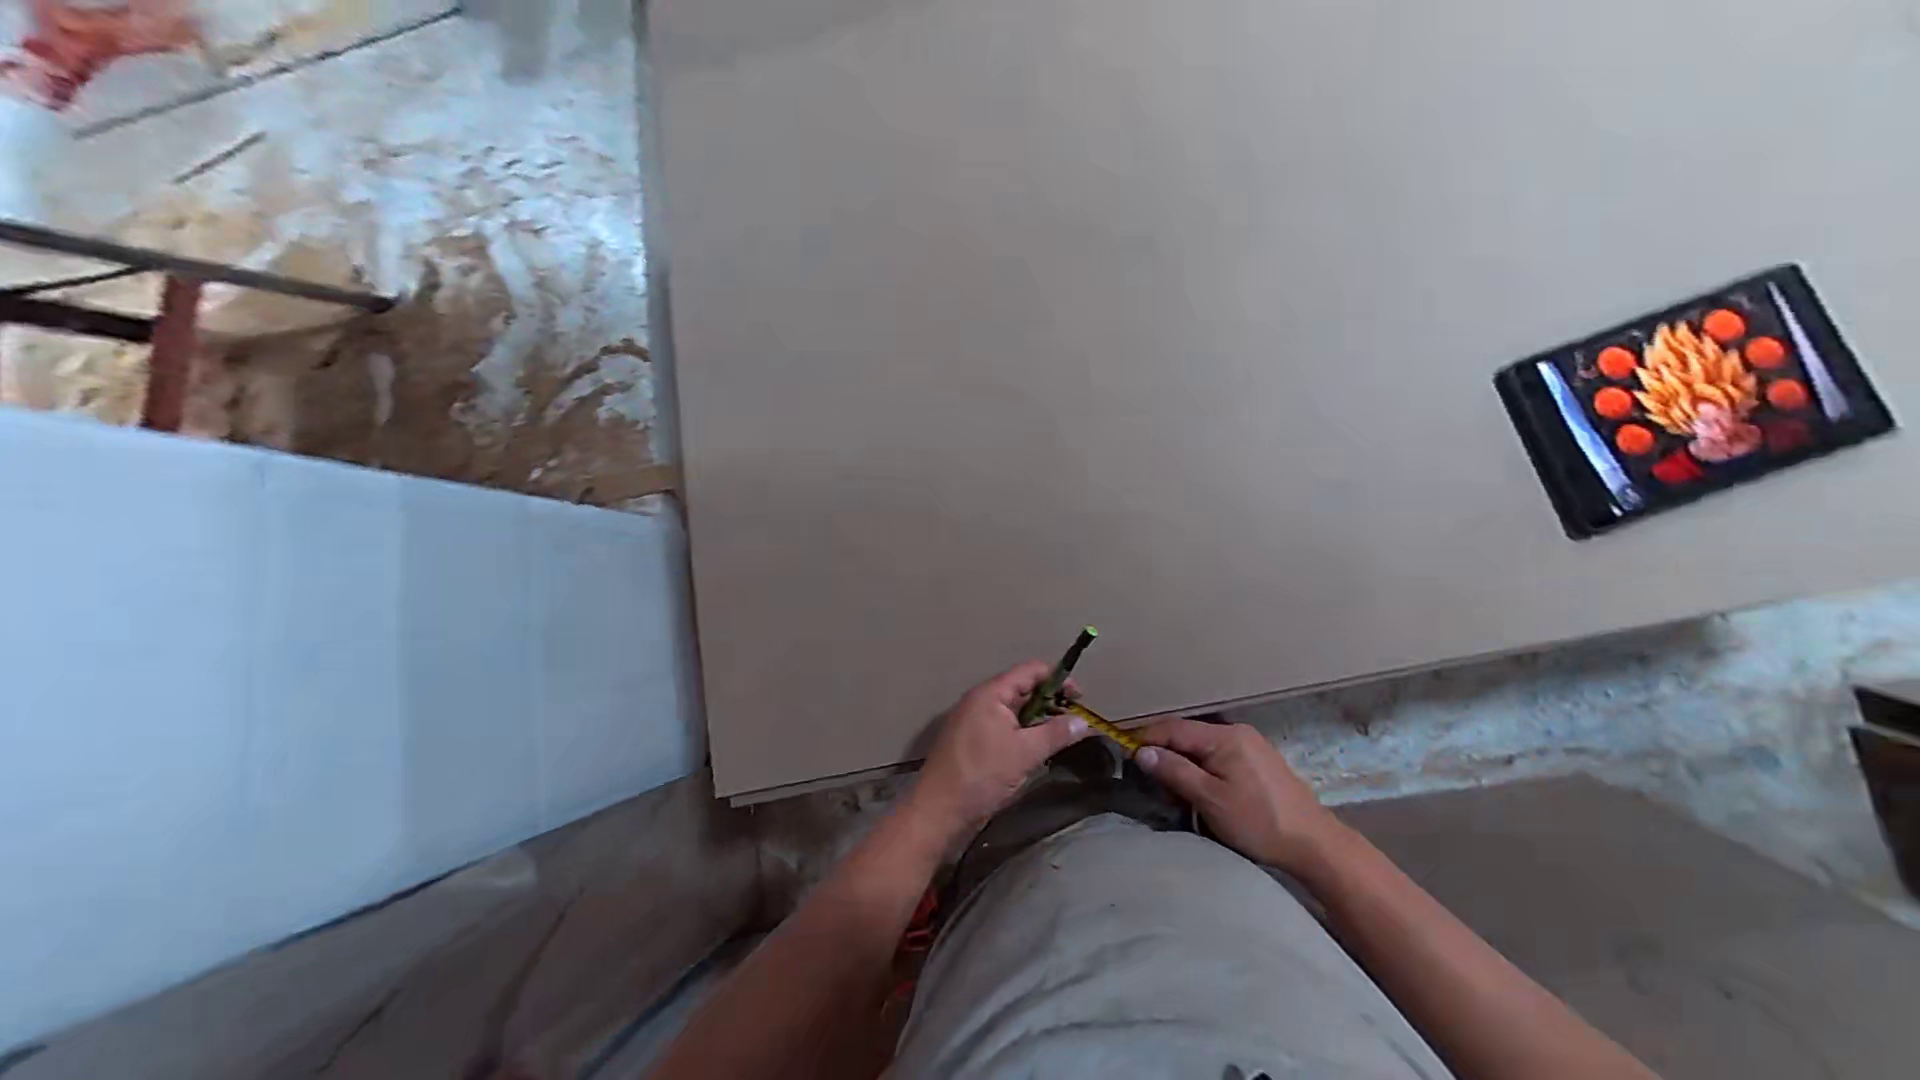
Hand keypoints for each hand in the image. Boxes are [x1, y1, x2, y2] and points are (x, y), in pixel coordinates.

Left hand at [909, 661, 1093, 834]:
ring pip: (1014, 711)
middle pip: (1022, 689)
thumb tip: (1084, 722)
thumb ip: (1056, 733)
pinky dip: (1023, 733)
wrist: (939, 810)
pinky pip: (1004, 728)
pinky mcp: (973, 742)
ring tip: (1061, 737)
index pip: (1031, 671)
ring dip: (1038, 720)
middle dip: (1050, 701)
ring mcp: (974, 721)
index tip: (1080, 699)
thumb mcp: (1025, 753)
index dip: (1058, 679)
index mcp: (991, 693)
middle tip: (1074, 721)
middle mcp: (981, 701)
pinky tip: (1037, 750)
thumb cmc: (982, 774)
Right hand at [1135, 718, 1347, 872]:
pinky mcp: (1256, 762)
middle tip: (1145, 778)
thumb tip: (1141, 752)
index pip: (1173, 728)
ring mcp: (1249, 746)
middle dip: (1163, 753)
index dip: (1146, 739)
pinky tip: (1195, 789)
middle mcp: (1237, 733)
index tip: (1125, 757)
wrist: (1315, 846)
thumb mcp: (1211, 799)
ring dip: (1181, 763)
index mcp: (1225, 737)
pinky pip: (1217, 757)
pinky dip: (1199, 769)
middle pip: (1186, 735)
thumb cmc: (1260, 822)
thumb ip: (1175, 771)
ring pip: (1201, 747)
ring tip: (1168, 788)